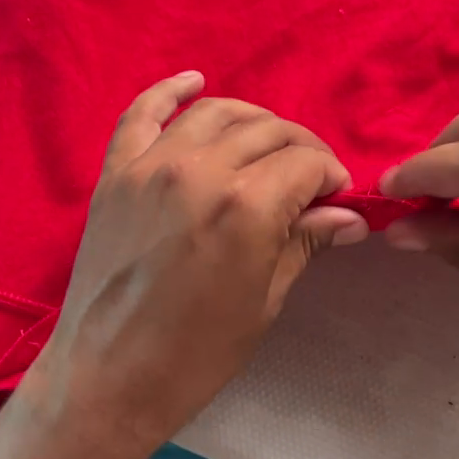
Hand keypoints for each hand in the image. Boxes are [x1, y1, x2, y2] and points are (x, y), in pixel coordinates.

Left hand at [23, 71, 368, 456]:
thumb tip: (349, 217)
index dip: (330, 176)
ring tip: (267, 147)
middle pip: (267, 130)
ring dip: (253, 122)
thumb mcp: (264, 300)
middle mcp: (201, 169)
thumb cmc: (197, 354)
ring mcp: (151, 166)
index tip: (337, 198)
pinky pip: (141, 113)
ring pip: (215, 113)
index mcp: (246, 205)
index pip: (305, 162)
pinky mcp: (115, 174)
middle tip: (309, 180)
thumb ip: (303, 243)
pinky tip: (194, 81)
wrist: (109, 378)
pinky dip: (169, 91)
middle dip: (300, 149)